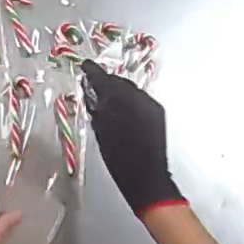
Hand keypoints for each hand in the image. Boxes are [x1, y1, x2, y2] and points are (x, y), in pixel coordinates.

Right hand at [80, 61, 180, 212]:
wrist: (146, 177)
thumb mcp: (101, 132)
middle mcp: (140, 99)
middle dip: (106, 83)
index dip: (93, 72)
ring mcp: (151, 105)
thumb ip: (96, 109)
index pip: (105, 80)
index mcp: (122, 103)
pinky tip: (120, 110)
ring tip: (104, 99)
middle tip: (92, 85)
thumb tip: (91, 92)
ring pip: (130, 90)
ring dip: (117, 92)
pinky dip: (128, 101)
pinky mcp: (158, 113)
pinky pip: (139, 100)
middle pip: (119, 82)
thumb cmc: (119, 160)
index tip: (85, 66)